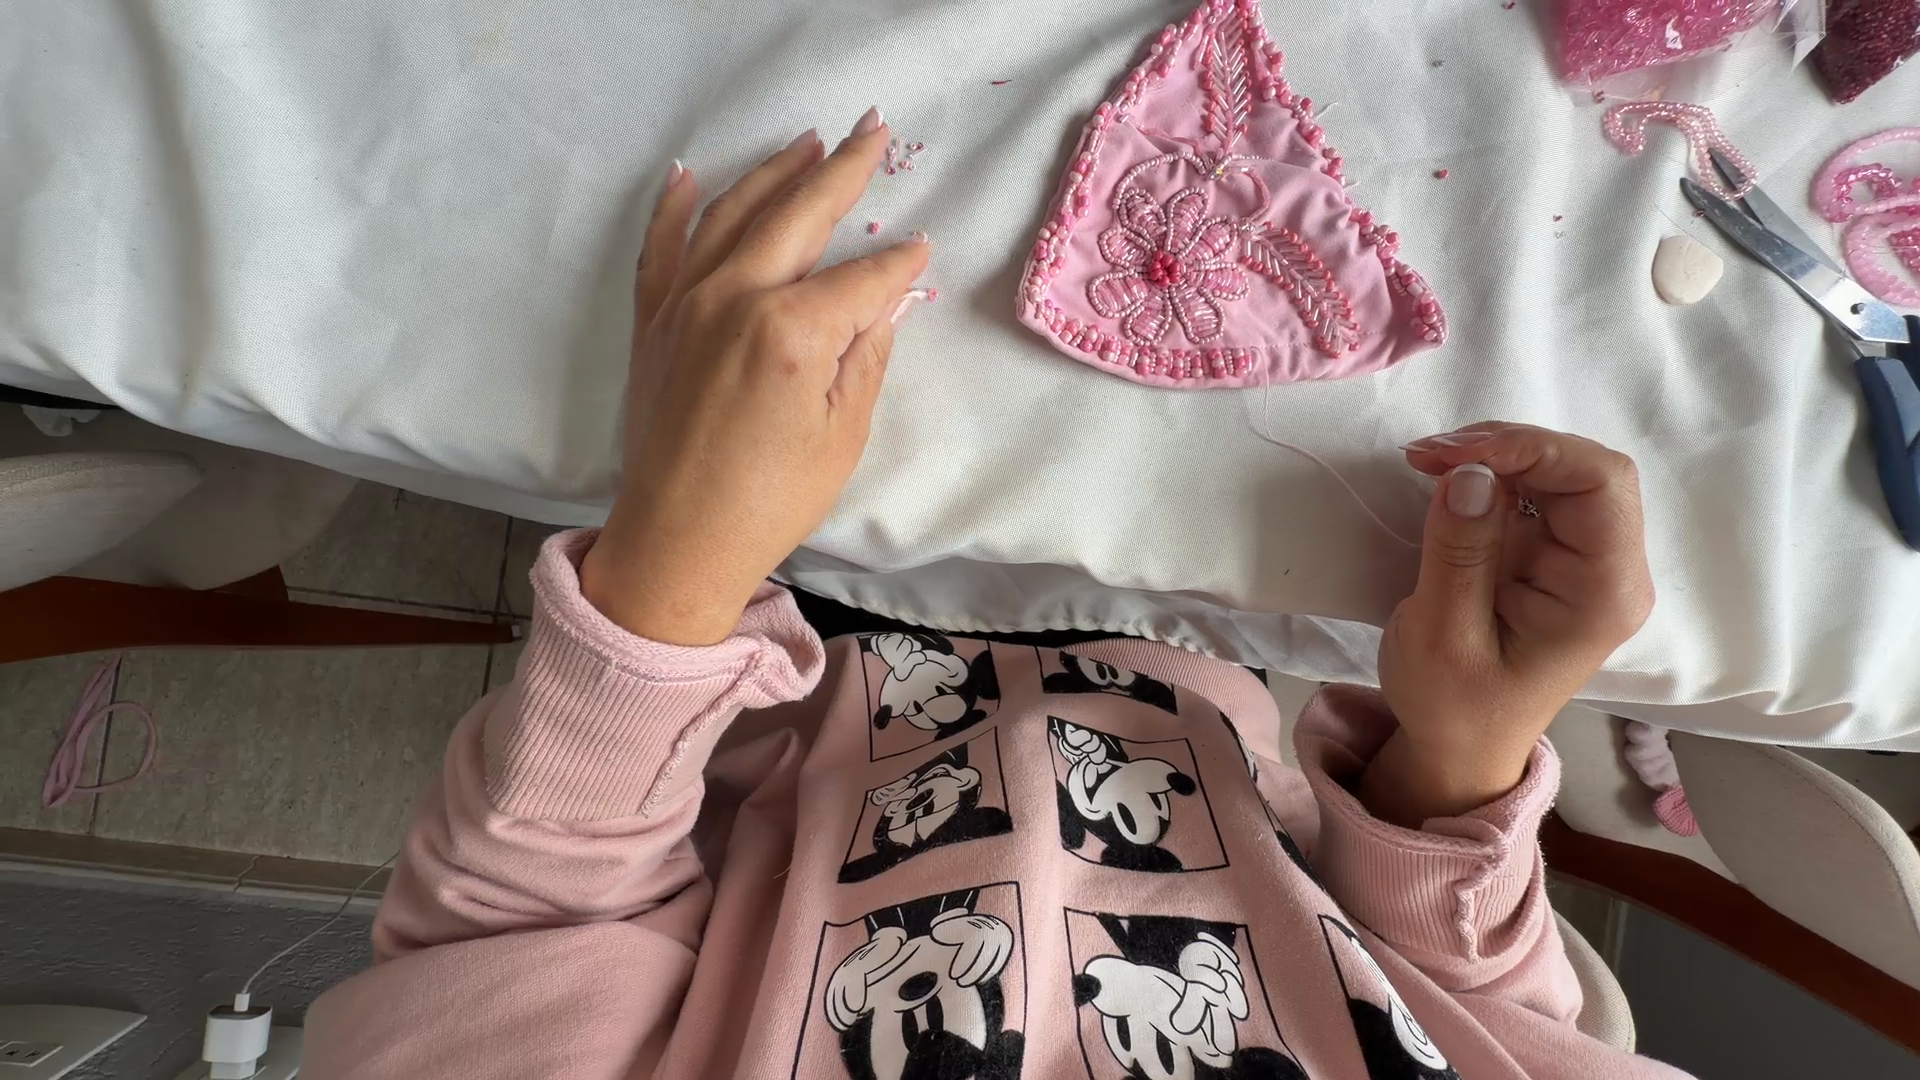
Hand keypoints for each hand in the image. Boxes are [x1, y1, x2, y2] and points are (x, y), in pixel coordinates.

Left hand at [580, 110, 930, 644]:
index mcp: (792, 330)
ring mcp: (684, 301)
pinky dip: (678, 206)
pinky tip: (693, 175)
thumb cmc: (772, 501)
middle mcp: (734, 296)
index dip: (897, 266)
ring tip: (807, 143)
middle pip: (798, 216)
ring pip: (733, 212)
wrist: (678, 540)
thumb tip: (886, 302)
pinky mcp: (653, 320)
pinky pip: (662, 244)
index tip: (921, 250)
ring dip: (774, 172)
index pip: (861, 280)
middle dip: (843, 171)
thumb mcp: (843, 436)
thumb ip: (866, 356)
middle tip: (872, 133)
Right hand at [1360, 423, 1654, 826]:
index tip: (1446, 454)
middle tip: (1425, 454)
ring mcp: (1580, 564)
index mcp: (1601, 592)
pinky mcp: (1548, 562)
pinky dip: (1488, 477)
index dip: (1527, 449)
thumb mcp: (1441, 632)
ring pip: (1559, 476)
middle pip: (1585, 471)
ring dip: (1494, 457)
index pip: (1597, 483)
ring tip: (1426, 461)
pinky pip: (1533, 499)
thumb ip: (1460, 551)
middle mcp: (1608, 569)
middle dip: (1507, 446)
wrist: (1457, 747)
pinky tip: (1445, 479)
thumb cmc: (1450, 703)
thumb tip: (1469, 473)